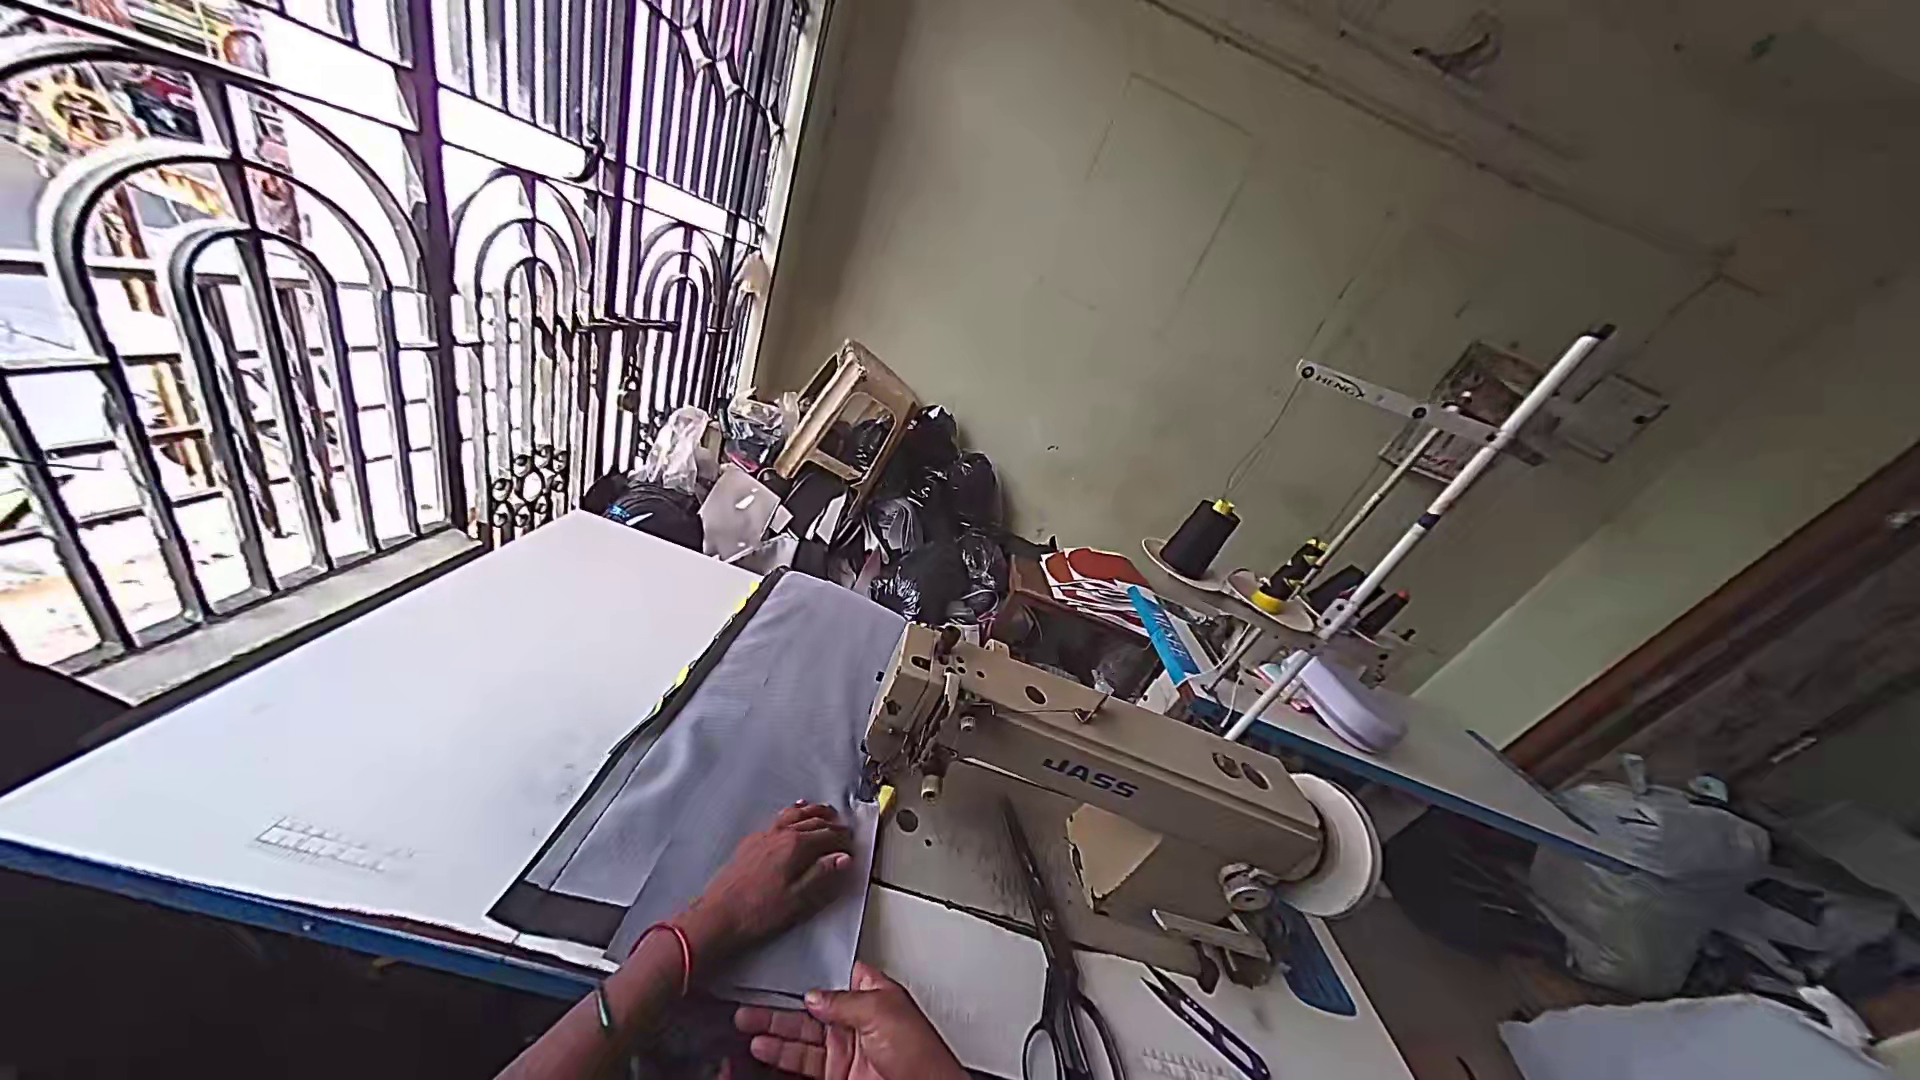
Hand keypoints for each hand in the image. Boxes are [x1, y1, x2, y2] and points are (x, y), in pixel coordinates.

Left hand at [677, 802, 854, 964]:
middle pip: (815, 821)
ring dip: (815, 811)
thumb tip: (845, 858)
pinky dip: (793, 812)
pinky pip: (779, 818)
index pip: (829, 836)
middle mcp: (783, 833)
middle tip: (844, 831)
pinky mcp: (753, 840)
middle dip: (833, 825)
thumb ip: (822, 875)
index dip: (843, 841)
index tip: (852, 848)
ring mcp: (766, 834)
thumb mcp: (798, 900)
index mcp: (797, 846)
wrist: (718, 916)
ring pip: (797, 814)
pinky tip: (794, 811)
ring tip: (826, 811)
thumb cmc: (759, 912)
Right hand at [734, 962, 967, 1079]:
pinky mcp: (838, 1075)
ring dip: (775, 1032)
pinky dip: (782, 1057)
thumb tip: (814, 995)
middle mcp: (856, 1019)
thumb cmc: (920, 1052)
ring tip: (749, 1026)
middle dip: (780, 1006)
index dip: (810, 973)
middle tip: (752, 1004)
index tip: (781, 970)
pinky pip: (804, 1064)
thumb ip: (844, 1002)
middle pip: (811, 1008)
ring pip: (802, 1037)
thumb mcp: (882, 1012)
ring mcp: (845, 1050)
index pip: (834, 975)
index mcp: (872, 993)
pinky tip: (765, 1050)